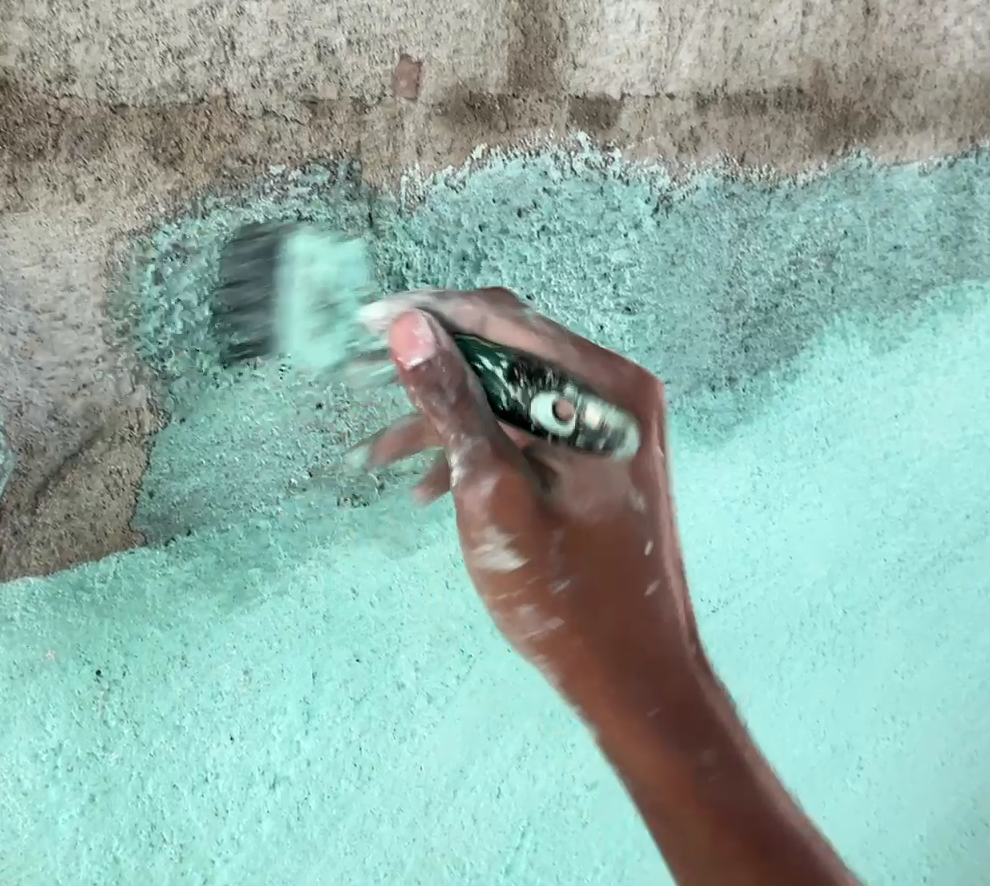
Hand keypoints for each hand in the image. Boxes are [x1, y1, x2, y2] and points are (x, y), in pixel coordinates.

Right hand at [355, 289, 701, 710]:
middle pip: (498, 351)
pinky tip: (421, 487)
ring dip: (438, 418)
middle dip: (426, 369)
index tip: (369, 320)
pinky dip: (469, 447)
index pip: (501, 318)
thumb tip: (408, 326)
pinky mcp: (584, 454)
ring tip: (375, 452)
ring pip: (499, 394)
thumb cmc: (563, 591)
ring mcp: (598, 423)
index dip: (429, 313)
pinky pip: (515, 430)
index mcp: (601, 386)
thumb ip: (448, 401)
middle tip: (360, 377)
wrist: (629, 677)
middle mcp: (607, 391)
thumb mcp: (489, 488)